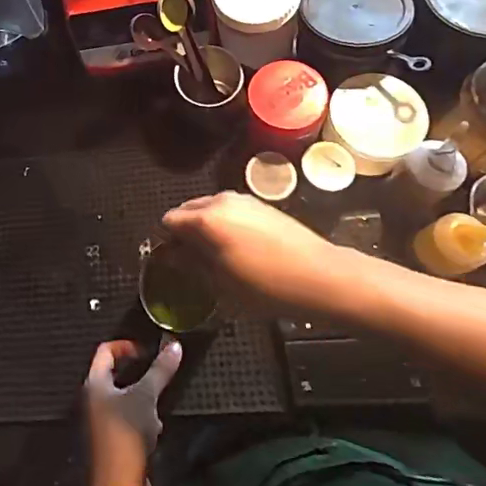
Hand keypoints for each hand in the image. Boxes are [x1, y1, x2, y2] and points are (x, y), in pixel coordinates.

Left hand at [81, 339, 181, 485]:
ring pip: (123, 399)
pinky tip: (152, 431)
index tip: (146, 350)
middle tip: (156, 377)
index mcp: (94, 384)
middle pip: (115, 375)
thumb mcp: (146, 397)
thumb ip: (159, 370)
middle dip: (139, 376)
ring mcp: (97, 422)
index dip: (125, 345)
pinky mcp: (108, 440)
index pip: (105, 351)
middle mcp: (91, 400)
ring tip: (156, 409)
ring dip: (142, 400)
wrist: (117, 484)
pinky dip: (139, 419)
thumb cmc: (126, 433)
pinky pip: (125, 419)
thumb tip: (174, 345)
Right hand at [161, 192, 352, 311]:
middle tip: (191, 261)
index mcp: (206, 217)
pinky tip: (237, 249)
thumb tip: (170, 255)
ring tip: (215, 257)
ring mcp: (244, 200)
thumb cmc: (265, 285)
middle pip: (188, 209)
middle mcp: (222, 200)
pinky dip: (224, 224)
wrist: (319, 276)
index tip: (171, 262)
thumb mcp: (220, 282)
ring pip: (210, 209)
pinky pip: (230, 211)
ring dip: (205, 227)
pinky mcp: (262, 205)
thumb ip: (190, 264)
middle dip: (184, 232)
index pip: (169, 220)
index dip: (166, 241)